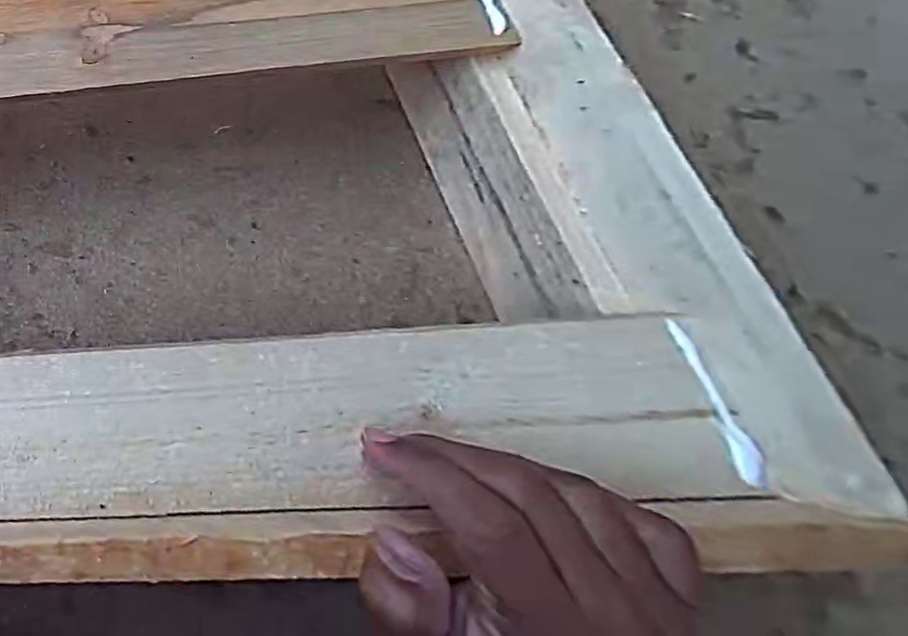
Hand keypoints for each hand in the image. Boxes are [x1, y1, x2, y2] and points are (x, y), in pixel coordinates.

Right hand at [359, 431, 699, 634]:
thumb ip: (402, 608)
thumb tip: (390, 540)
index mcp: (554, 629)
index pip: (488, 521)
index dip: (426, 470)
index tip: (381, 447)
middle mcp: (617, 616)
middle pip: (528, 495)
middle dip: (450, 455)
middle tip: (403, 446)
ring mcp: (659, 610)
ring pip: (579, 494)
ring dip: (506, 465)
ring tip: (458, 463)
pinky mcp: (681, 608)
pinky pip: (644, 527)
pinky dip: (589, 496)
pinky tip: (547, 493)